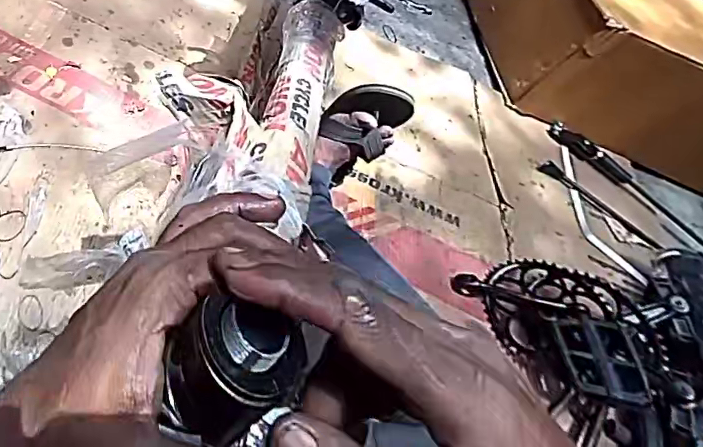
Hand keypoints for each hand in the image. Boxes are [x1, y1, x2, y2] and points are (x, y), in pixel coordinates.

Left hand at [0, 192, 290, 445]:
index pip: (220, 255)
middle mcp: (146, 267)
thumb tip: (268, 435)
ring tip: (271, 212)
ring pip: (192, 223)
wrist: (29, 425)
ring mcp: (137, 270)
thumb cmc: (82, 427)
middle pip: (209, 228)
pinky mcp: (134, 283)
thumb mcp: (147, 440)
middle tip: (304, 245)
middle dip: (255, 229)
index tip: (304, 276)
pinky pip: (179, 238)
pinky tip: (228, 237)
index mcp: (153, 292)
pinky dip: (208, 226)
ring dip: (232, 214)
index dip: (264, 261)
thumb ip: (211, 436)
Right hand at [212, 243, 570, 446]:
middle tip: (233, 280)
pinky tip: (345, 413)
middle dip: (290, 292)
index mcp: (467, 386)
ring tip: (311, 423)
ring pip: (368, 322)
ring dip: (327, 365)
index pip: (358, 312)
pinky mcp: (467, 361)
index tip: (237, 271)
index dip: (291, 287)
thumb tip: (286, 430)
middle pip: (355, 297)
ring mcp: (469, 349)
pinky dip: (357, 373)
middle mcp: (466, 349)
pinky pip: (392, 345)